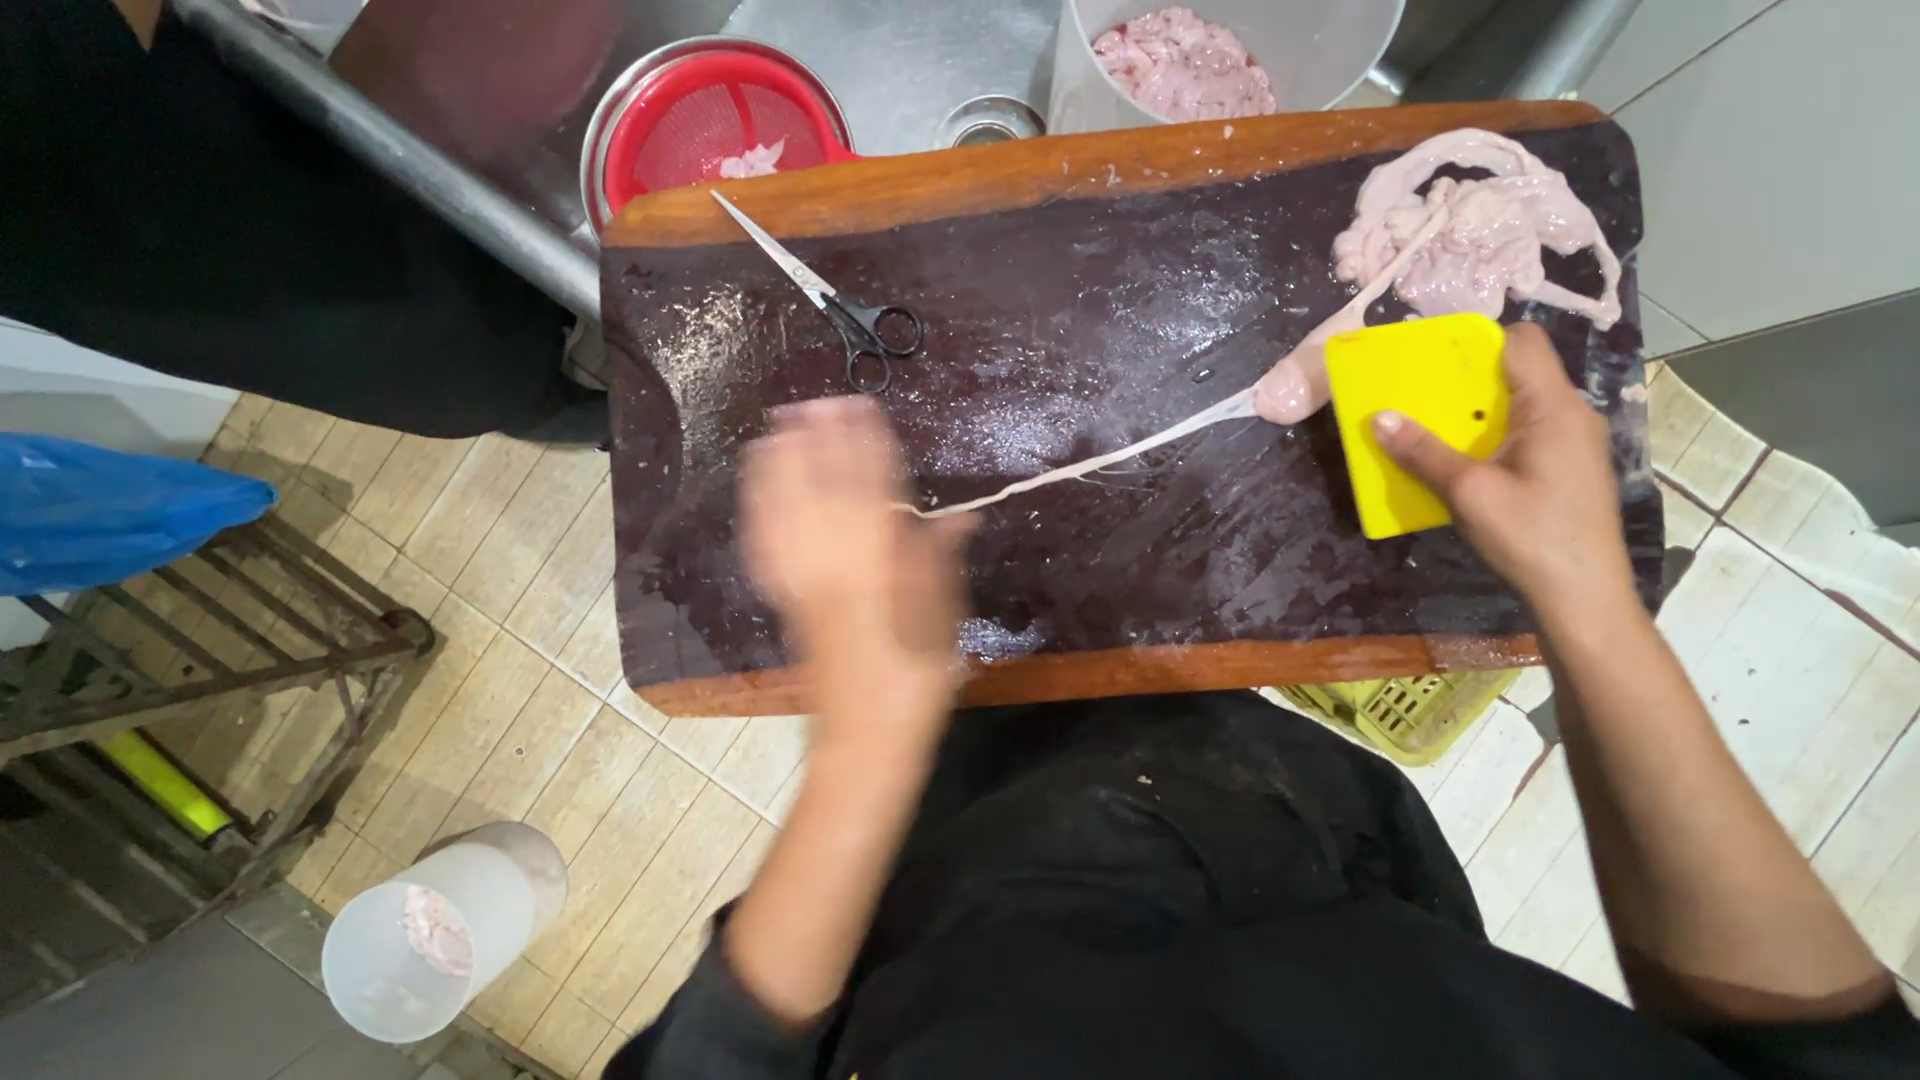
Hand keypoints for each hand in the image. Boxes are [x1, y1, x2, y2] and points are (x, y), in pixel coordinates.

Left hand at [738, 397, 976, 749]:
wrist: (868, 730)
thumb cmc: (920, 671)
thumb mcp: (945, 611)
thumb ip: (941, 556)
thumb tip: (962, 514)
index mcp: (883, 553)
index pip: (873, 480)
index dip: (865, 440)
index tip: (859, 406)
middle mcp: (838, 553)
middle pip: (823, 482)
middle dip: (818, 439)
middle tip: (812, 402)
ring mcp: (805, 574)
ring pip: (786, 506)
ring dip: (781, 464)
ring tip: (776, 428)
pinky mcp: (785, 597)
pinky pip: (765, 544)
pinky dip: (759, 511)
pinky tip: (756, 493)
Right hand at [1370, 322, 1635, 613]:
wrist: (1583, 596)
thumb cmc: (1531, 537)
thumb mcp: (1469, 493)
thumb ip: (1424, 452)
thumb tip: (1379, 417)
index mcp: (1554, 408)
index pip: (1522, 342)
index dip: (1477, 341)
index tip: (1432, 358)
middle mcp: (1569, 415)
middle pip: (1515, 373)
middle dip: (1463, 380)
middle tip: (1417, 394)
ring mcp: (1570, 443)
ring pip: (1516, 406)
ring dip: (1471, 413)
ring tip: (1429, 428)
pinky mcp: (1564, 468)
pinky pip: (1521, 434)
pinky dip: (1486, 437)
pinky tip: (1458, 462)